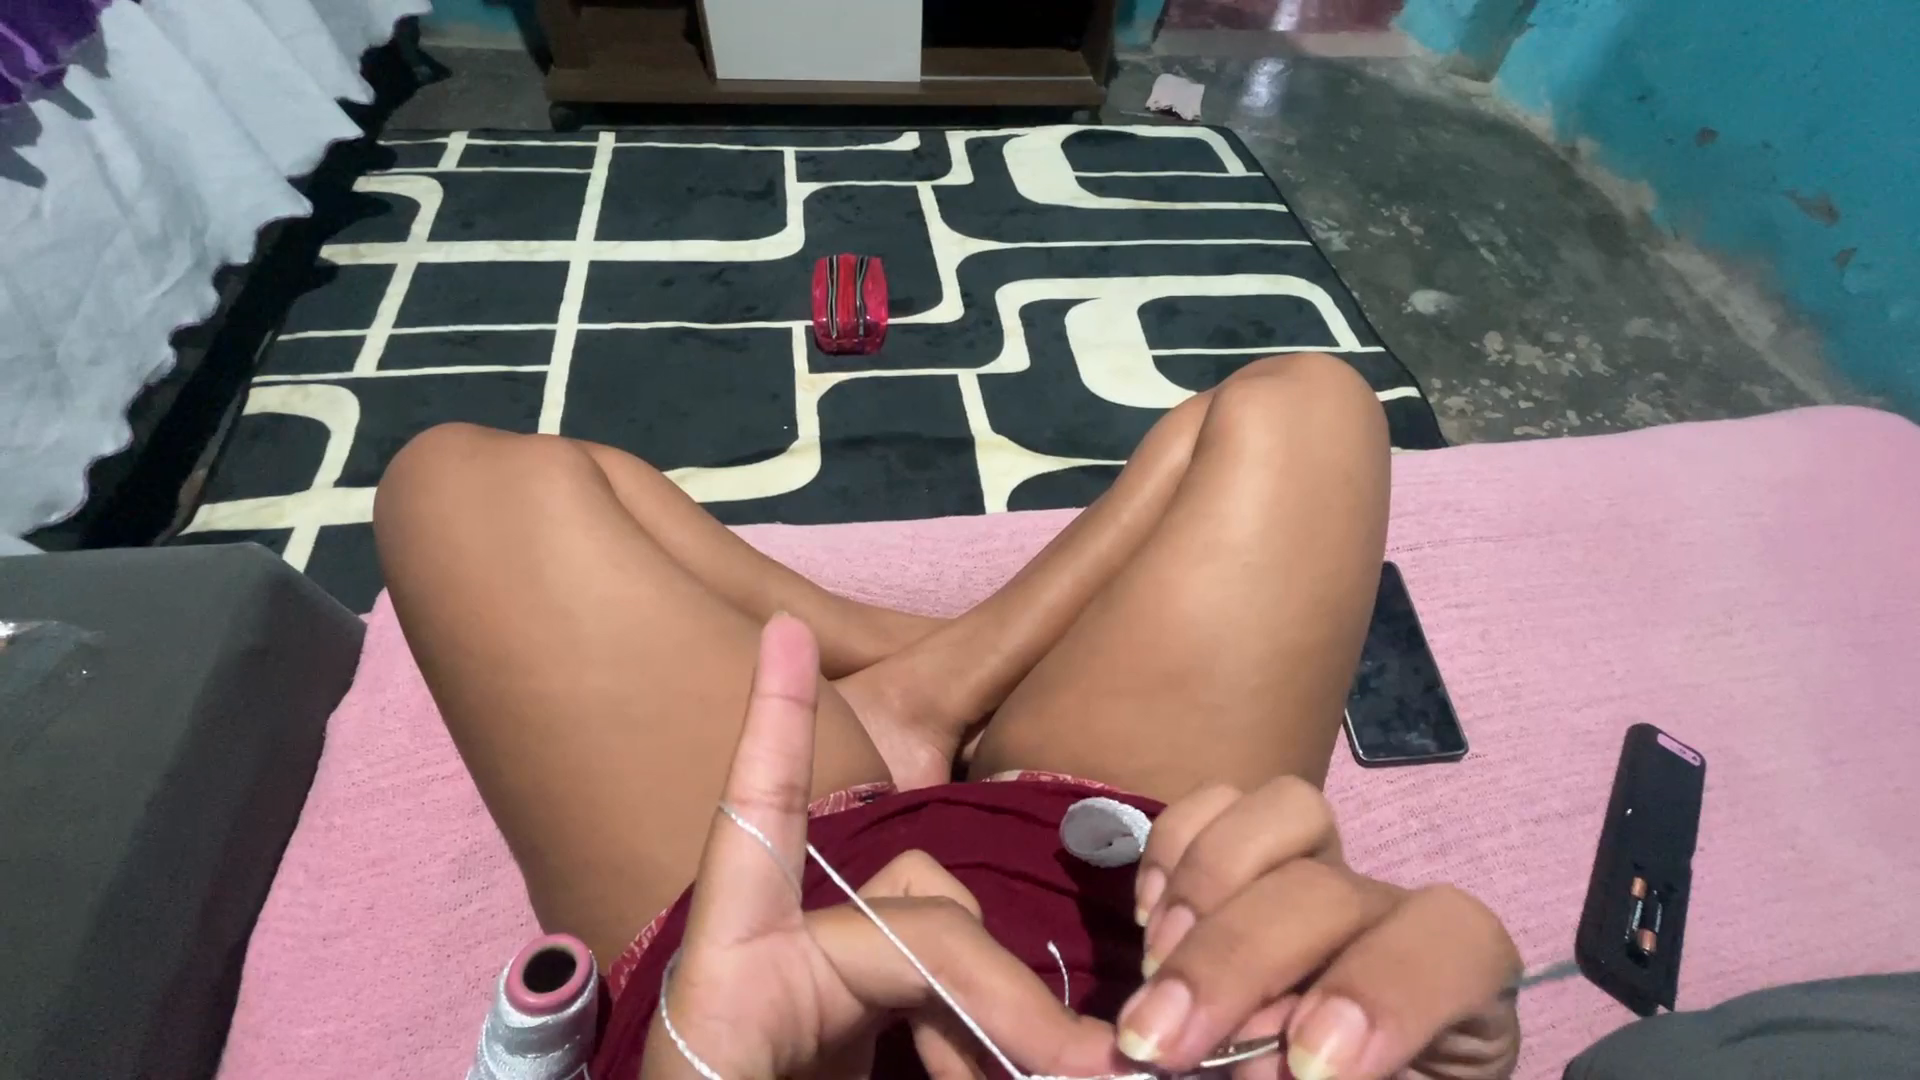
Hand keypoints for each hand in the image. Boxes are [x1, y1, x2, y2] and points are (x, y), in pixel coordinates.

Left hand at [642, 615, 1118, 1079]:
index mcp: (733, 984)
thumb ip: (915, 1031)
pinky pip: (950, 990)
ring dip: (999, 1020)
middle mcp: (785, 963)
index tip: (780, 630)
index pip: (758, 822)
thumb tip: (1070, 1063)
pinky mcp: (867, 1027)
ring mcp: (831, 992)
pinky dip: (988, 1025)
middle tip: (1076, 1076)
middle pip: (919, 904)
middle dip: (991, 989)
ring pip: (952, 943)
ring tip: (1041, 1079)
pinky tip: (1022, 1070)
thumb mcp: (781, 1074)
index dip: (772, 718)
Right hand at [1123, 778, 1520, 1079]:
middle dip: (1234, 961)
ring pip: (1289, 809)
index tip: (1307, 1064)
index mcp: (1459, 989)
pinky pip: (1215, 801)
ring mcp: (1316, 864)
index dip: (1385, 989)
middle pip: (1326, 889)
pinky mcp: (1247, 847)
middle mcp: (1386, 909)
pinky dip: (1172, 850)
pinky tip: (1151, 918)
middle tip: (1163, 1038)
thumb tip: (1256, 1066)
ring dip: (1204, 886)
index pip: (1458, 938)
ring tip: (1155, 963)